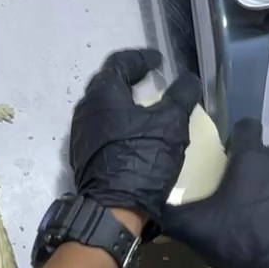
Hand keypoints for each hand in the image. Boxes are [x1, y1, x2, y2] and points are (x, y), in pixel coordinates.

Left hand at [68, 49, 202, 225]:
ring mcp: (80, 136)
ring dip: (122, 105)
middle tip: (148, 82)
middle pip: (107, 85)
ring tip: (143, 109)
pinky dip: (116, 126)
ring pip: (102, 110)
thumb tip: (188, 80)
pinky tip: (132, 136)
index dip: (141, 58)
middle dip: (129, 80)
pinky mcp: (83, 157)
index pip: (120, 62)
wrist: (115, 209)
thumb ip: (181, 96)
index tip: (157, 62)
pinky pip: (100, 131)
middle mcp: (85, 110)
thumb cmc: (143, 159)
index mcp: (103, 94)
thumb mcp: (171, 124)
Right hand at [161, 119, 268, 267]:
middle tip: (237, 198)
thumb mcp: (198, 231)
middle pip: (262, 154)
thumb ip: (171, 215)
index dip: (233, 140)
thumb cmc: (244, 242)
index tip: (226, 159)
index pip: (243, 128)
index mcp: (250, 156)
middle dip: (251, 170)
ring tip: (261, 214)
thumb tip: (148, 206)